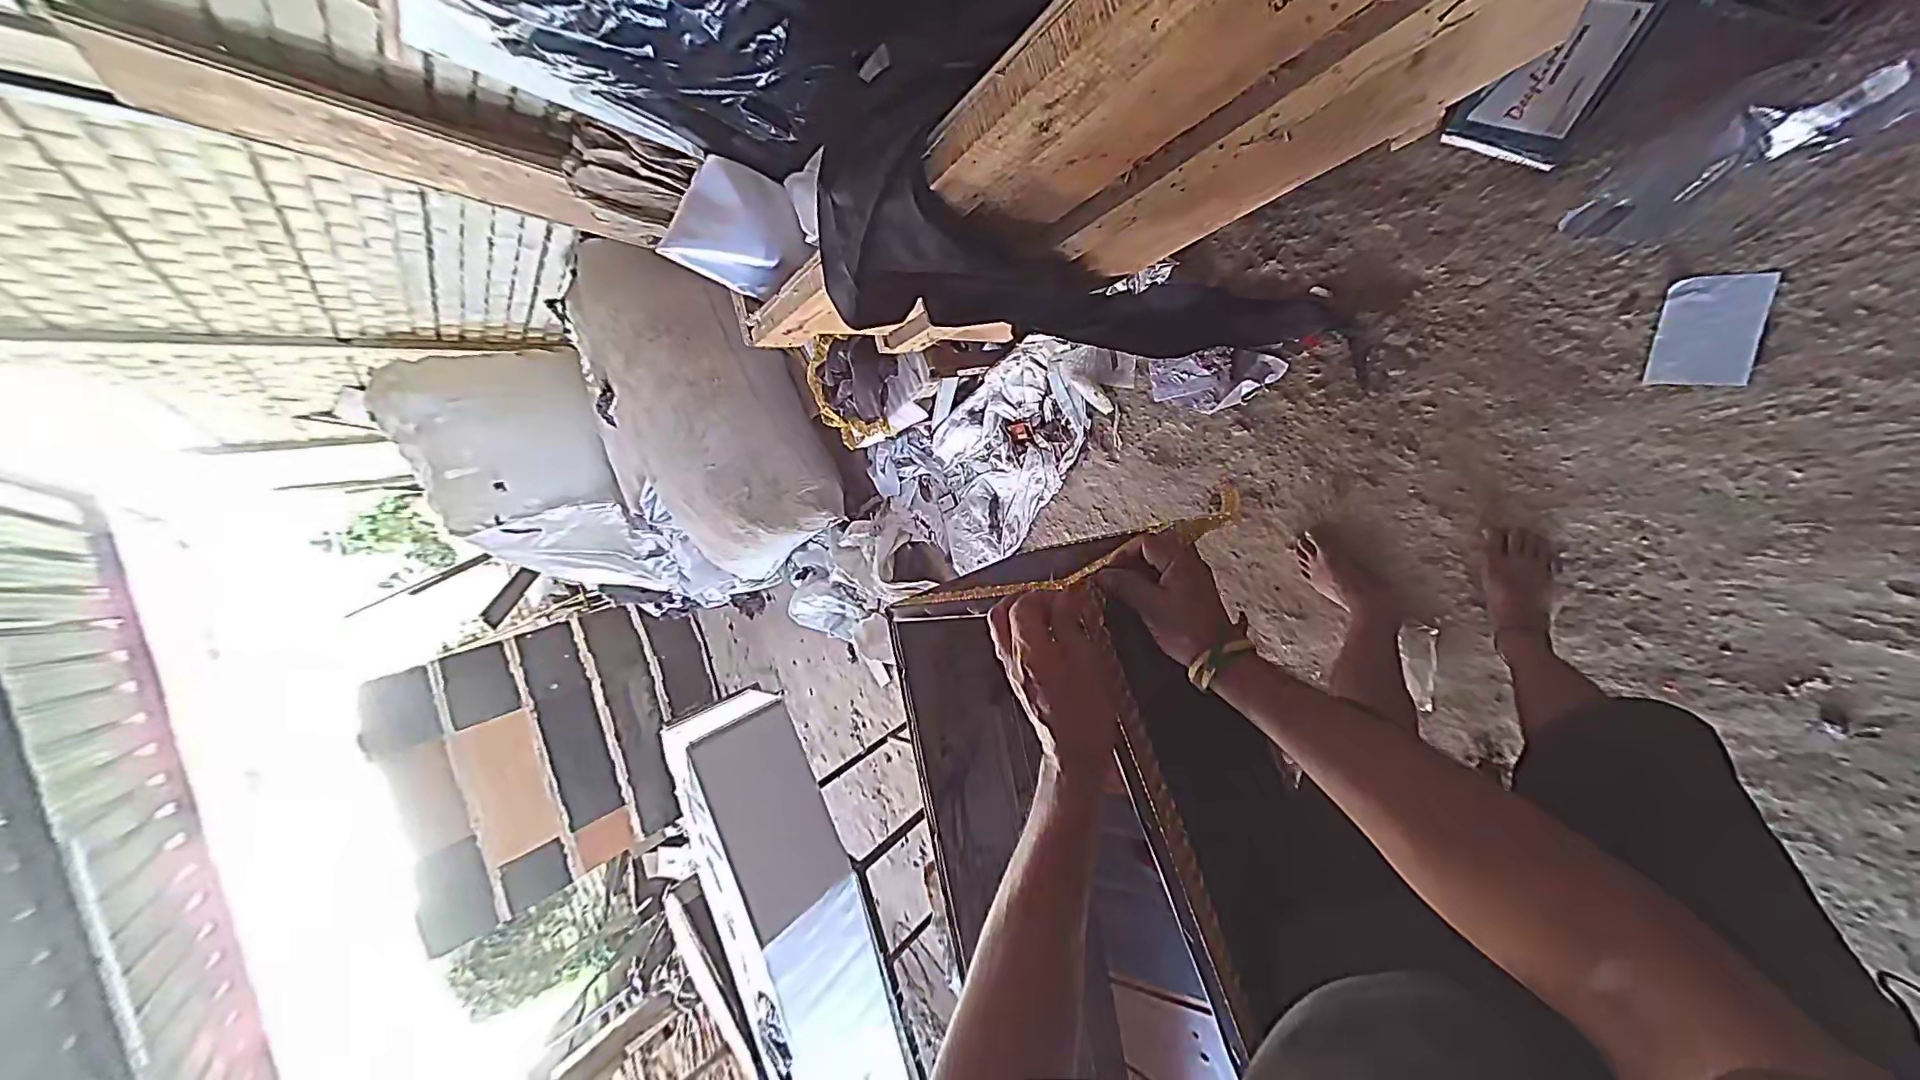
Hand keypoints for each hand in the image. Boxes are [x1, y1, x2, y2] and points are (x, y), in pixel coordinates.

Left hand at [989, 588, 1125, 776]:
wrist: (1074, 753)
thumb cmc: (1086, 714)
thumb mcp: (1089, 660)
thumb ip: (1071, 624)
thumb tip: (1066, 598)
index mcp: (1030, 650)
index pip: (1023, 604)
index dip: (1045, 593)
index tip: (1066, 595)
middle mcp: (1013, 659)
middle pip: (1001, 613)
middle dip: (1024, 598)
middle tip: (1050, 599)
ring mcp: (1012, 672)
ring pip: (1002, 630)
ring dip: (1021, 615)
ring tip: (1049, 616)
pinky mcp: (1018, 683)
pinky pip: (1010, 647)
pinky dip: (1024, 634)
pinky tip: (1048, 639)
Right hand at [1095, 533, 1236, 666]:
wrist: (1216, 655)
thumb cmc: (1185, 630)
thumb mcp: (1150, 606)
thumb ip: (1125, 585)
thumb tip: (1102, 574)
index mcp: (1180, 559)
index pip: (1144, 542)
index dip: (1121, 555)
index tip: (1108, 572)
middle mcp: (1190, 561)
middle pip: (1152, 549)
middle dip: (1129, 563)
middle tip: (1113, 581)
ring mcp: (1193, 575)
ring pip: (1158, 563)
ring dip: (1139, 574)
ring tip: (1124, 591)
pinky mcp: (1193, 590)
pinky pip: (1167, 576)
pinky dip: (1151, 583)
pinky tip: (1141, 599)